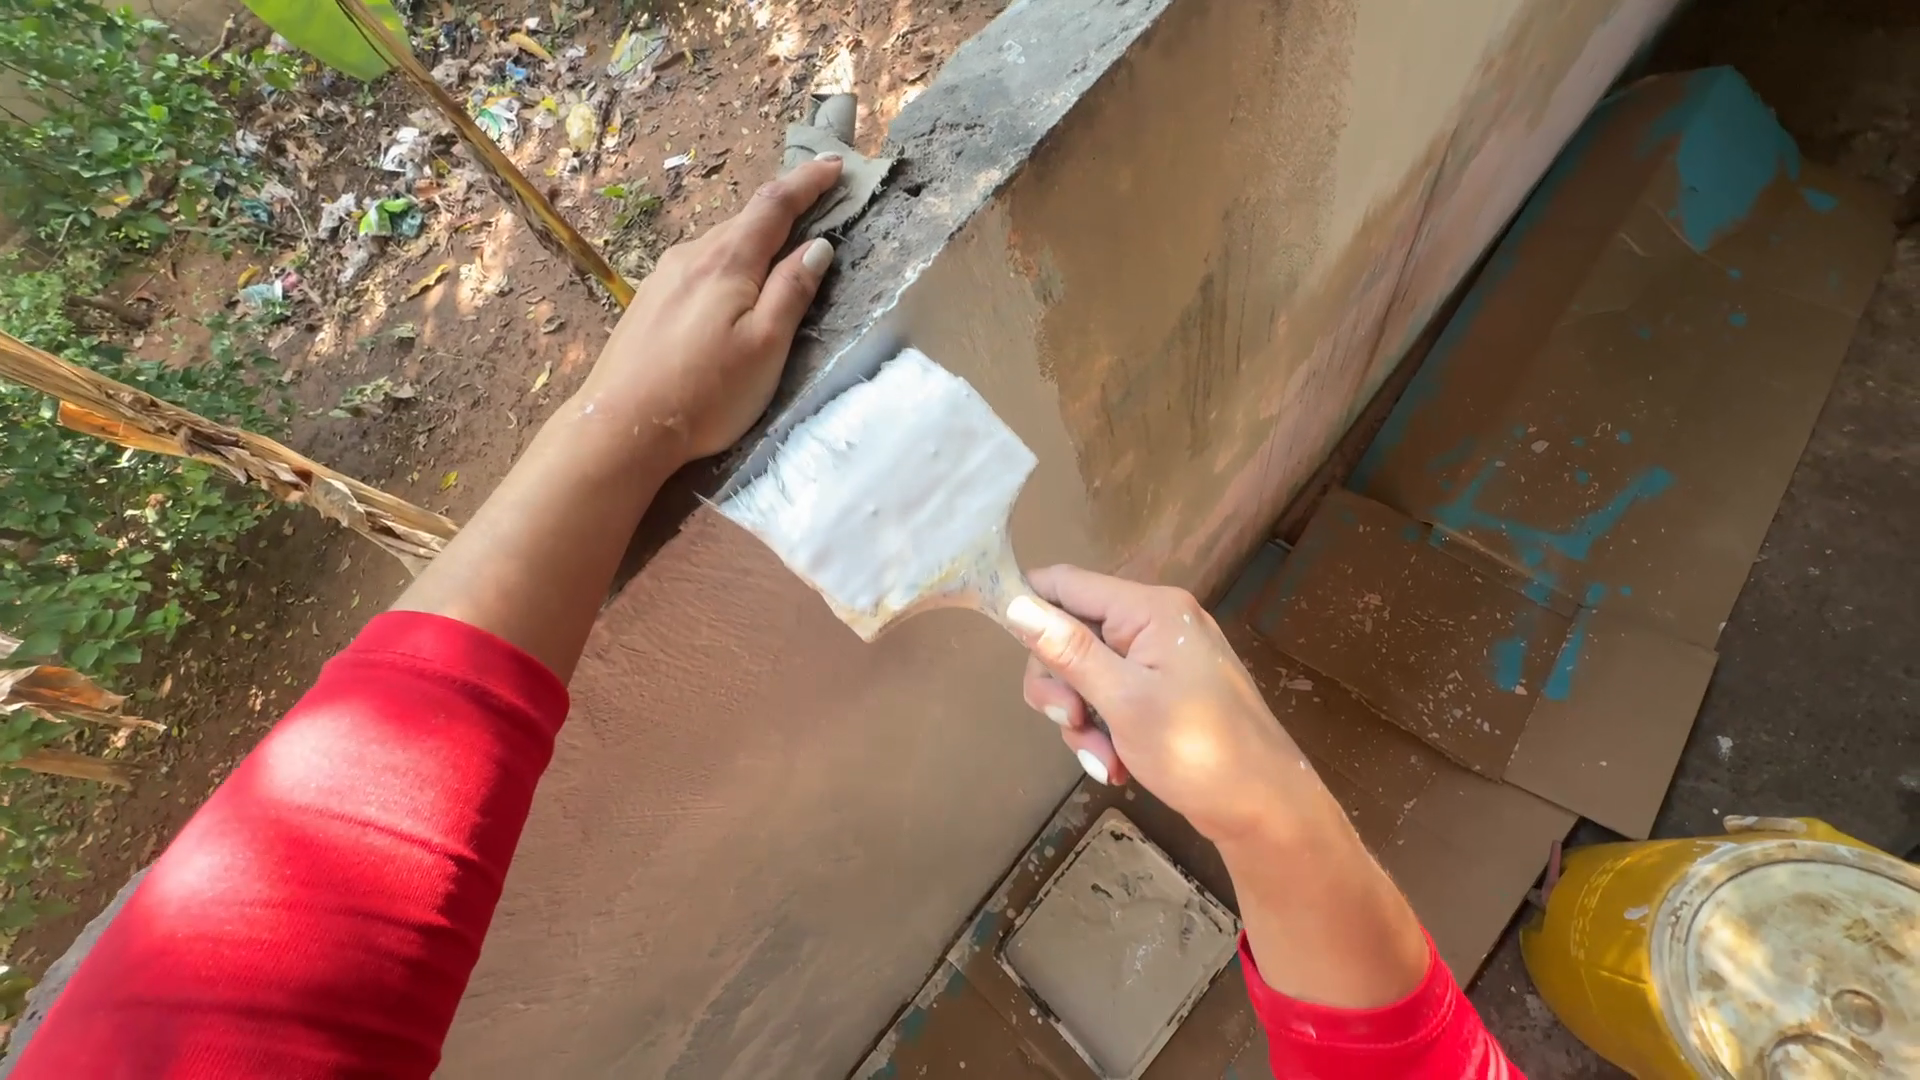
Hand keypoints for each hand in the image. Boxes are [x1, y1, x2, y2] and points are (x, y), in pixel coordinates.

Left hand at [576, 156, 844, 465]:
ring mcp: (665, 277)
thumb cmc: (707, 391)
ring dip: (755, 238)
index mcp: (727, 262)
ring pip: (720, 244)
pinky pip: (701, 267)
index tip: (835, 165)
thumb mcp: (766, 345)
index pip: (774, 206)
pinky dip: (729, 263)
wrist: (623, 425)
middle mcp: (692, 256)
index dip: (808, 182)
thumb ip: (792, 292)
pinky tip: (734, 287)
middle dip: (784, 208)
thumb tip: (817, 248)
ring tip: (780, 249)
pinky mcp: (651, 301)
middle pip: (745, 220)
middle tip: (817, 205)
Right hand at [1005, 566, 1314, 843]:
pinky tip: (1115, 764)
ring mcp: (1159, 659)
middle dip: (1061, 684)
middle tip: (1069, 722)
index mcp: (1150, 609)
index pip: (1067, 583)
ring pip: (1084, 672)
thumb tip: (1015, 604)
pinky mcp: (1162, 691)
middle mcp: (1153, 623)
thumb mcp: (1124, 700)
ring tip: (1102, 758)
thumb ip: (1068, 650)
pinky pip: (1109, 696)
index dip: (1029, 604)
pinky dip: (1102, 729)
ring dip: (1080, 718)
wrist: (1267, 813)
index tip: (1004, 642)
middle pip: (1070, 632)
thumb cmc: (1198, 750)